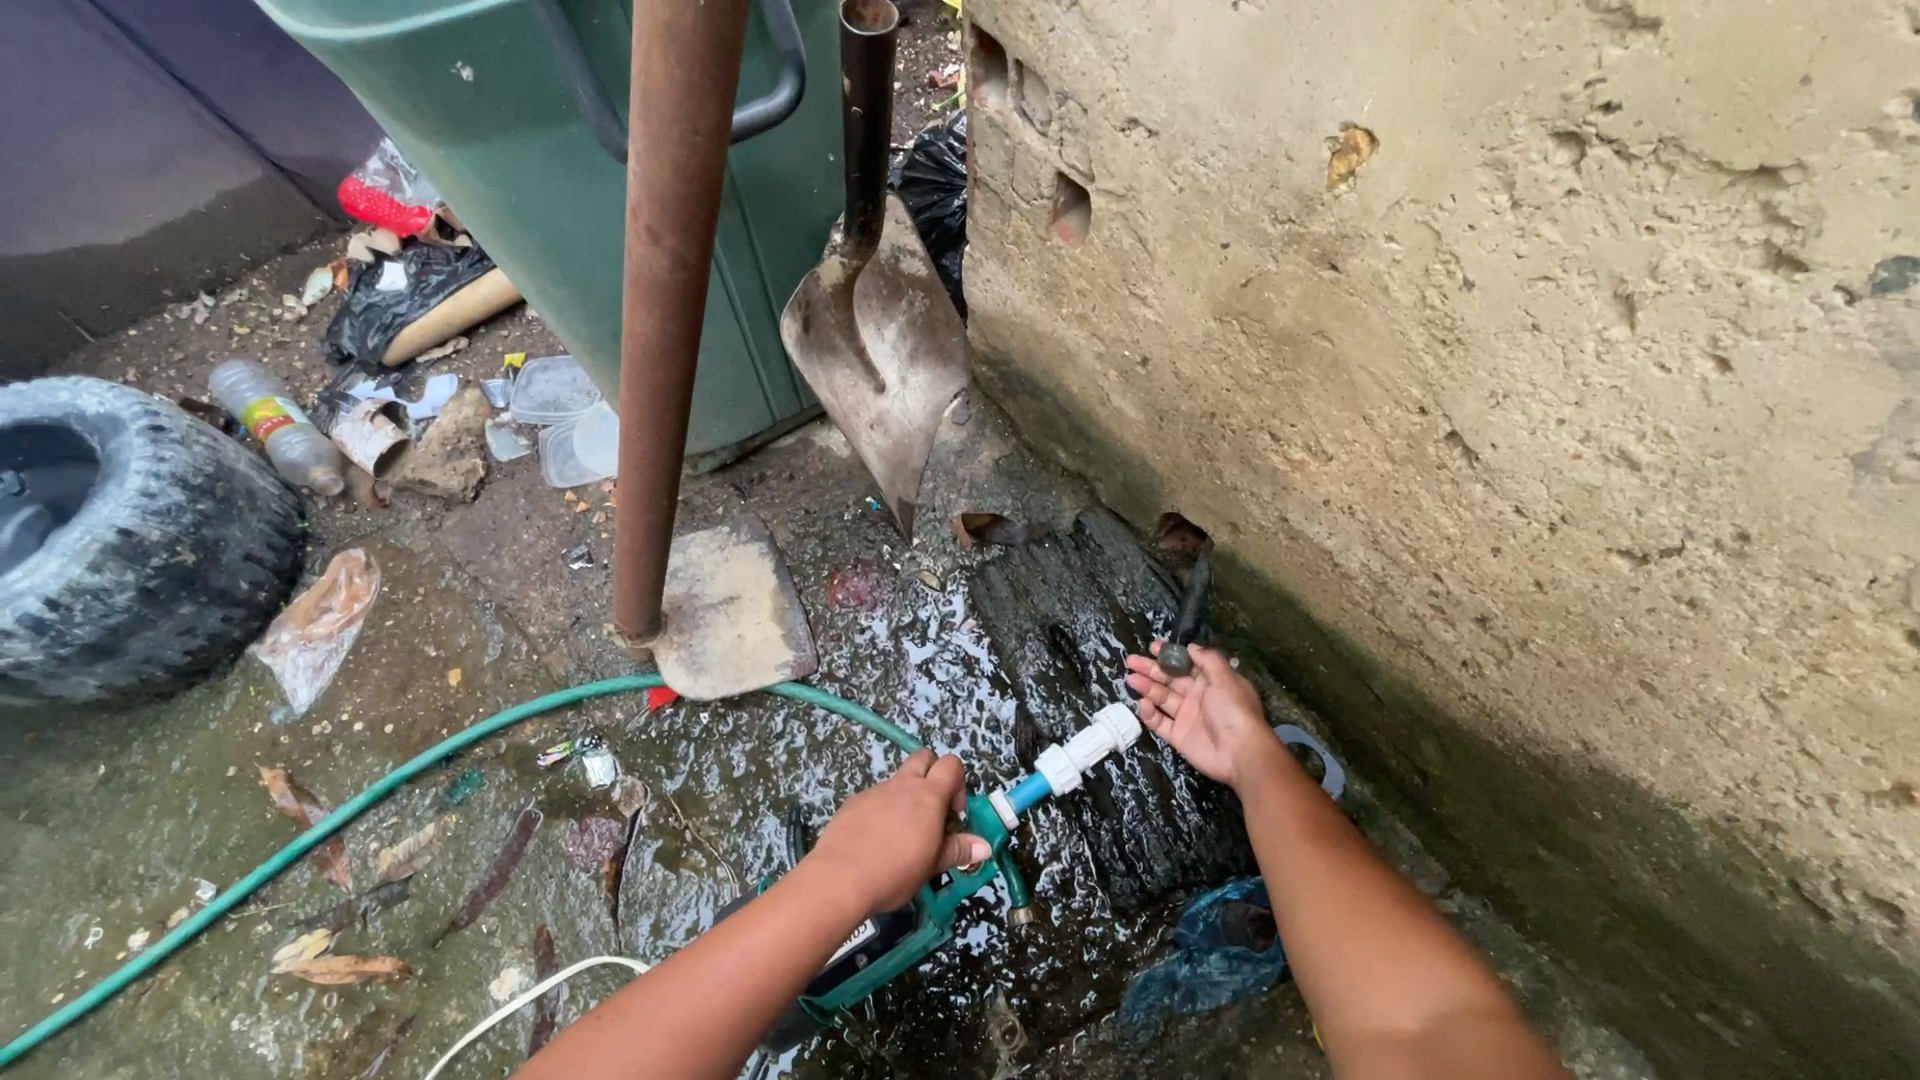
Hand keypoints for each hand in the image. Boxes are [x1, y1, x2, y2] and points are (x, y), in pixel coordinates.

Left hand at [803, 749, 990, 913]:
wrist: (839, 878)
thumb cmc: (895, 872)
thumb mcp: (931, 866)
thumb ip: (957, 850)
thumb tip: (985, 845)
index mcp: (928, 796)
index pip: (951, 764)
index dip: (958, 782)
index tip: (954, 814)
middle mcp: (902, 785)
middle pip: (924, 757)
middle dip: (933, 773)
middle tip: (932, 810)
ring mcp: (875, 791)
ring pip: (897, 780)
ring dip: (906, 797)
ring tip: (901, 835)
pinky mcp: (853, 803)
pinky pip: (875, 798)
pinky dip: (881, 811)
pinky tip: (875, 842)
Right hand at [1125, 642, 1282, 788]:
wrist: (1240, 752)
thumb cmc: (1234, 710)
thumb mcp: (1226, 678)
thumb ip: (1208, 659)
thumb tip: (1191, 647)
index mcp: (1210, 682)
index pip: (1186, 664)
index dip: (1169, 655)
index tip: (1152, 647)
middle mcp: (1197, 697)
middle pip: (1169, 680)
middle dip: (1150, 669)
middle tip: (1131, 661)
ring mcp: (1186, 717)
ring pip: (1162, 698)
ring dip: (1146, 687)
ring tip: (1130, 678)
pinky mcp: (1178, 736)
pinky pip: (1160, 722)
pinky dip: (1150, 713)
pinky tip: (1142, 703)